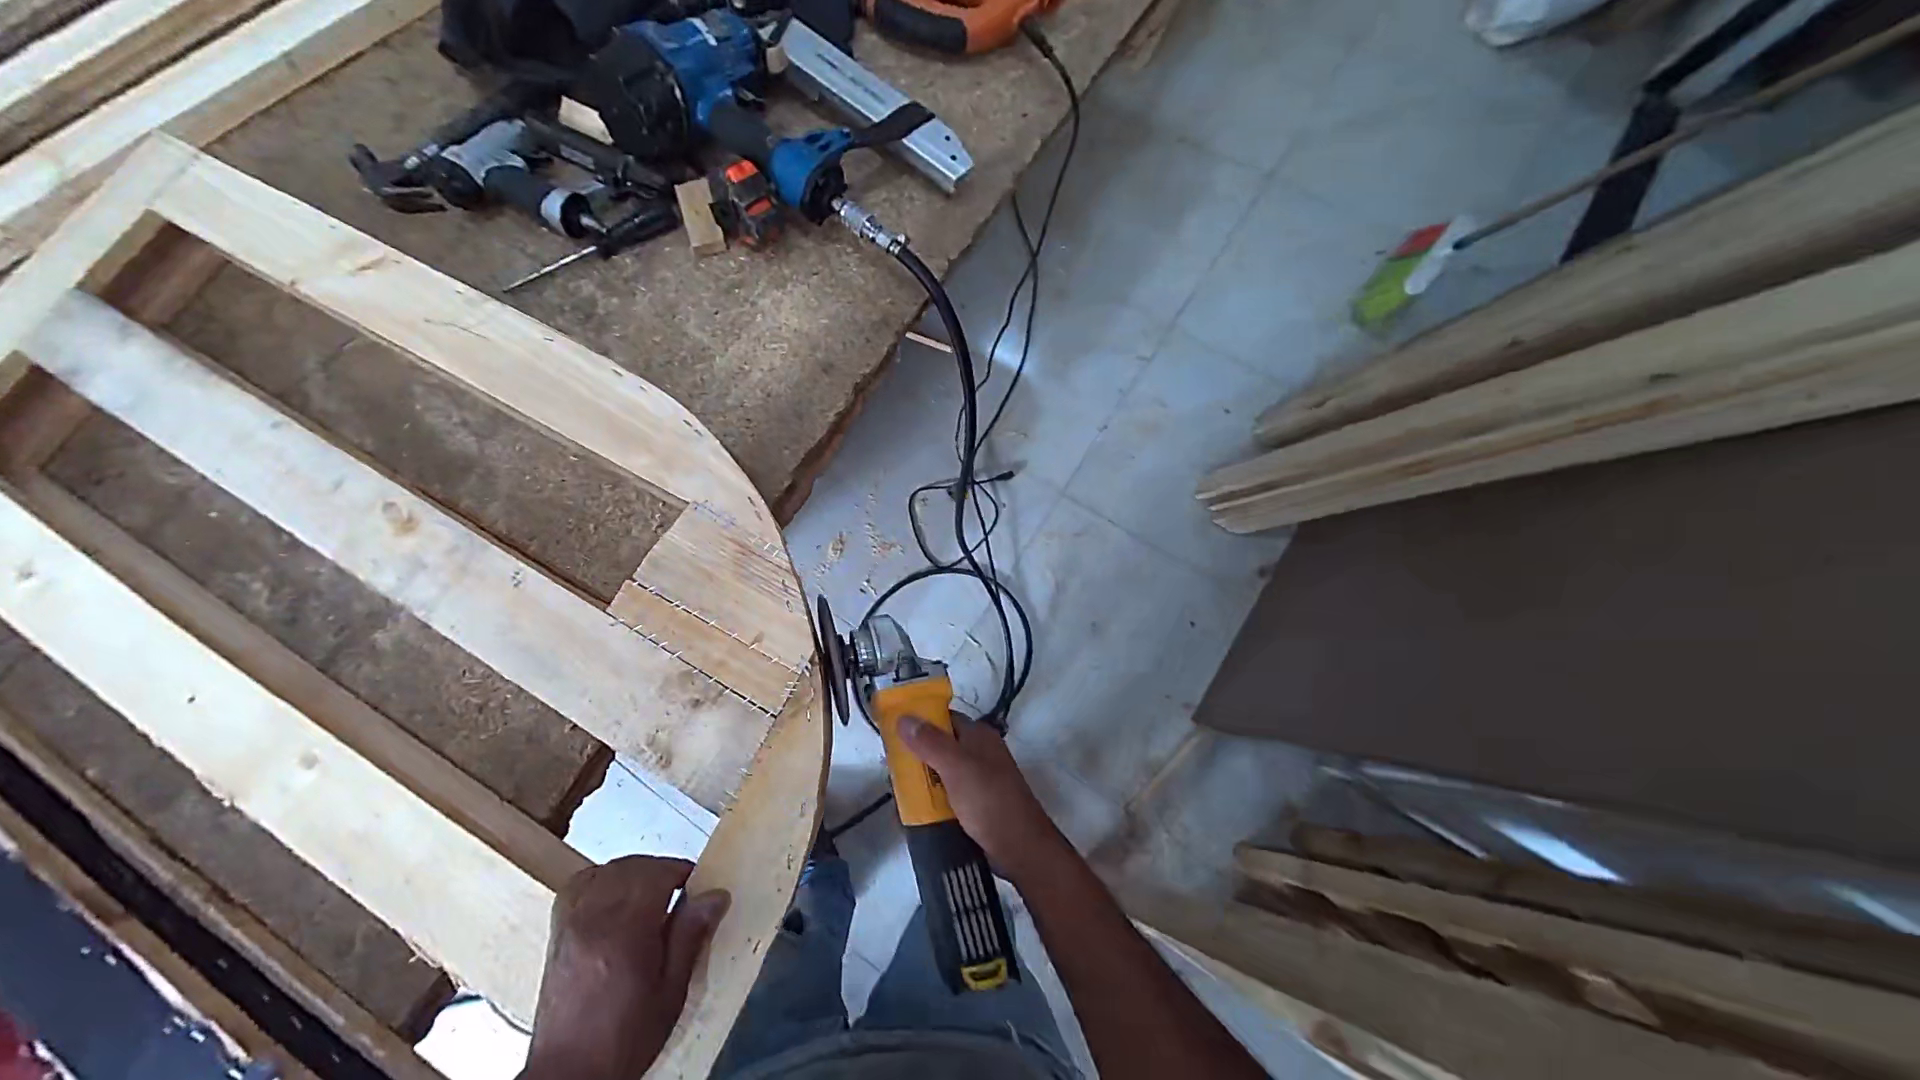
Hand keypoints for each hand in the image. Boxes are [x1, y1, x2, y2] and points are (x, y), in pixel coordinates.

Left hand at [521, 856, 729, 1079]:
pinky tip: (615, 894)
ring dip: (632, 872)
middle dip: (660, 870)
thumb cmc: (625, 1037)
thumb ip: (691, 936)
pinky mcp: (557, 934)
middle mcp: (594, 921)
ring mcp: (571, 925)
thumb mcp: (672, 991)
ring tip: (650, 892)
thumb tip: (715, 895)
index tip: (697, 883)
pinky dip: (600, 880)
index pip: (656, 873)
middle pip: (631, 868)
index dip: (681, 871)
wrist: (570, 1074)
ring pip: (605, 871)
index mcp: (625, 932)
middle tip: (681, 890)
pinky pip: (577, 887)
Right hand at [898, 713, 1070, 884]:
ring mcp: (980, 779)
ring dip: (924, 780)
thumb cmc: (989, 801)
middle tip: (892, 768)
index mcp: (979, 736)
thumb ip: (930, 742)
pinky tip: (919, 810)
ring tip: (901, 791)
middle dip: (917, 755)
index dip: (919, 721)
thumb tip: (904, 716)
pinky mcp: (978, 803)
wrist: (1020, 848)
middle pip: (941, 745)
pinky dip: (934, 799)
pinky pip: (949, 794)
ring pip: (943, 772)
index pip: (944, 718)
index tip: (892, 732)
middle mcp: (980, 753)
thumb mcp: (956, 767)